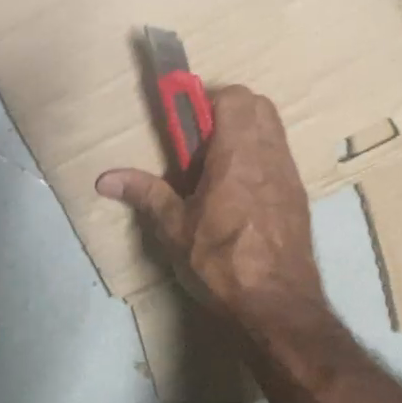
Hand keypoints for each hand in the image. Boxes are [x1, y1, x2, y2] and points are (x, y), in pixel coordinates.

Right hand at [96, 86, 324, 331]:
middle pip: (258, 105)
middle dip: (226, 108)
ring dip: (243, 131)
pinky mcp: (297, 197)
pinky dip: (257, 156)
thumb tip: (104, 179)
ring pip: (272, 129)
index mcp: (238, 156)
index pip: (232, 98)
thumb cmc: (222, 262)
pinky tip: (234, 190)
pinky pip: (278, 156)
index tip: (180, 117)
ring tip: (212, 165)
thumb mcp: (174, 229)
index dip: (205, 98)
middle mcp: (270, 156)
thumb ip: (145, 193)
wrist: (277, 305)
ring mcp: (289, 176)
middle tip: (196, 138)